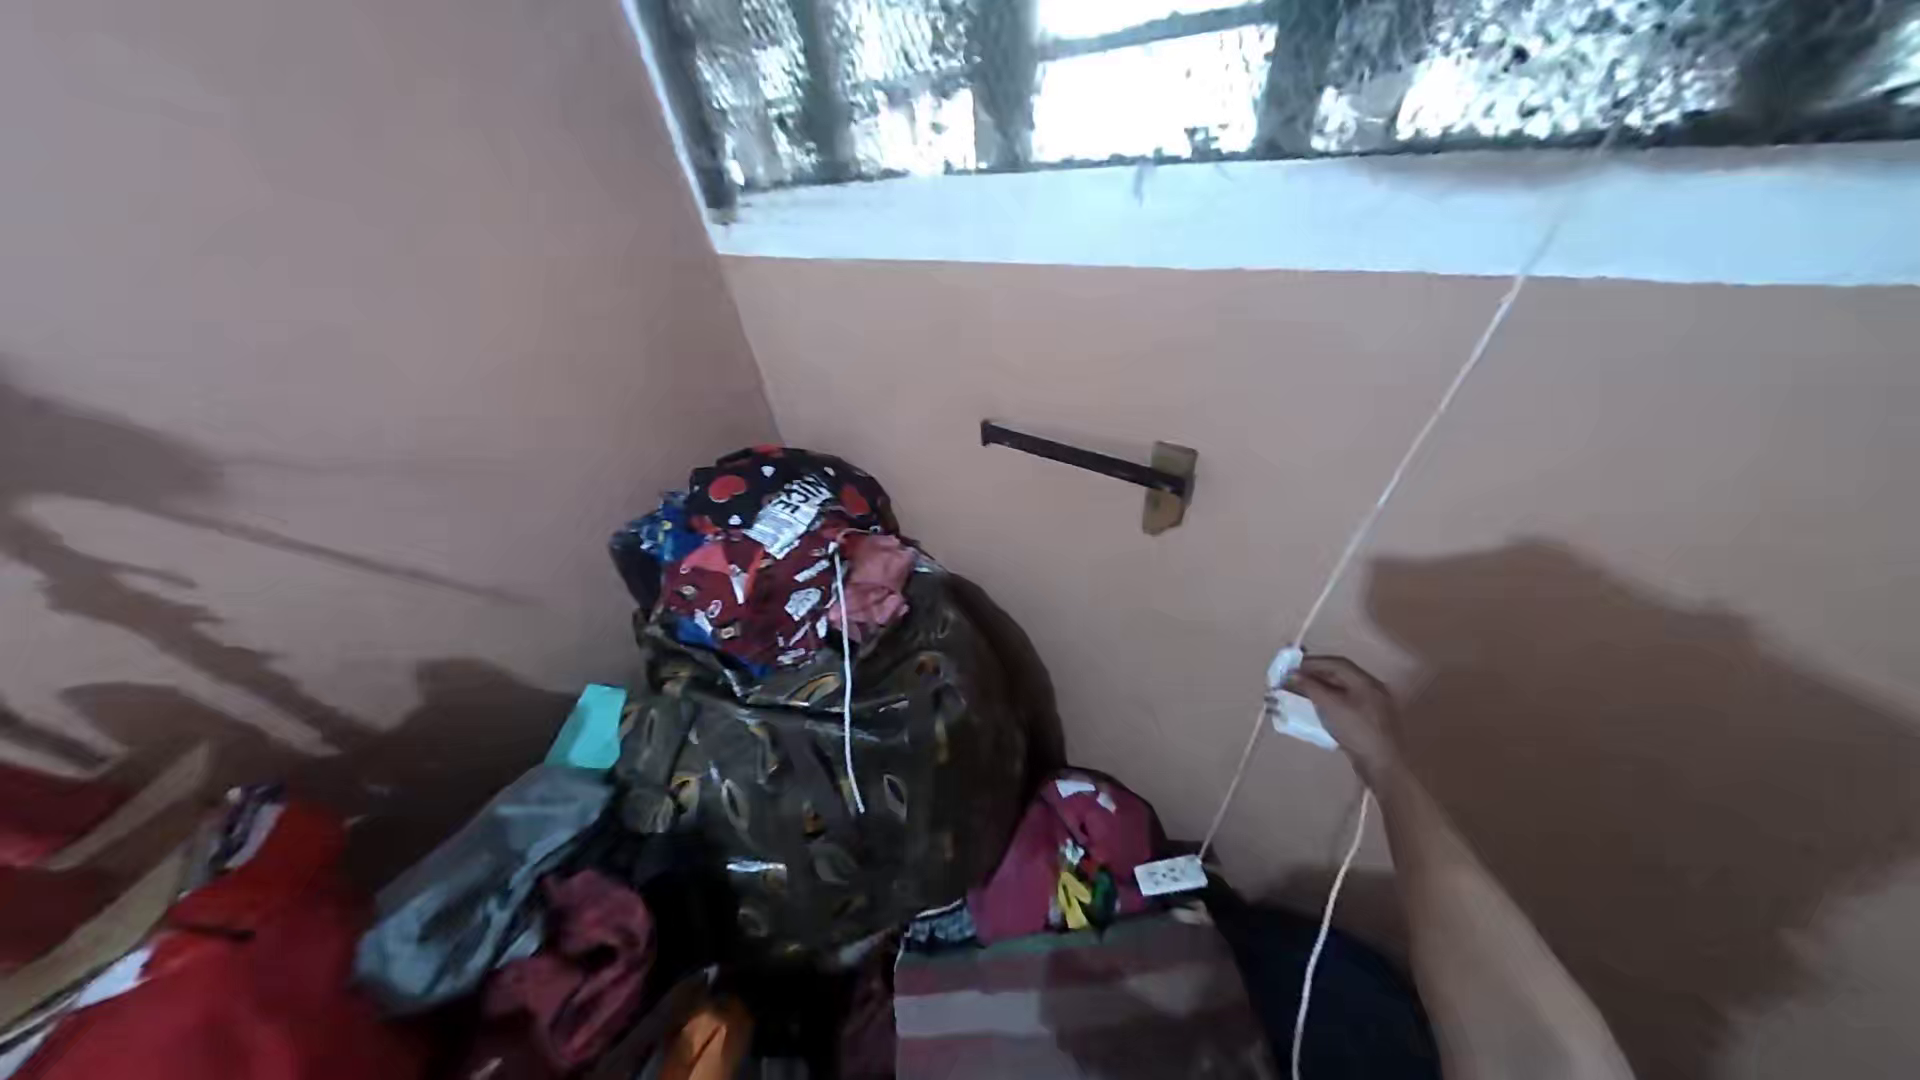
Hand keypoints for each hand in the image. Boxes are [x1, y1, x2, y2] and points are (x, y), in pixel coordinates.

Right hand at [1285, 655, 1399, 778]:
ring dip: (1321, 686)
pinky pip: (1347, 700)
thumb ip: (1310, 686)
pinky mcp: (1371, 719)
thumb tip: (1292, 674)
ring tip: (1301, 690)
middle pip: (1340, 674)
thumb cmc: (1356, 731)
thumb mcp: (1329, 706)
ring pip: (1343, 688)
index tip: (1291, 667)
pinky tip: (1318, 705)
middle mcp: (1372, 688)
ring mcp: (1374, 704)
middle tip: (1294, 678)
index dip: (1312, 662)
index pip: (1336, 663)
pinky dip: (1330, 698)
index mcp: (1366, 681)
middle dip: (1315, 674)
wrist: (1382, 765)